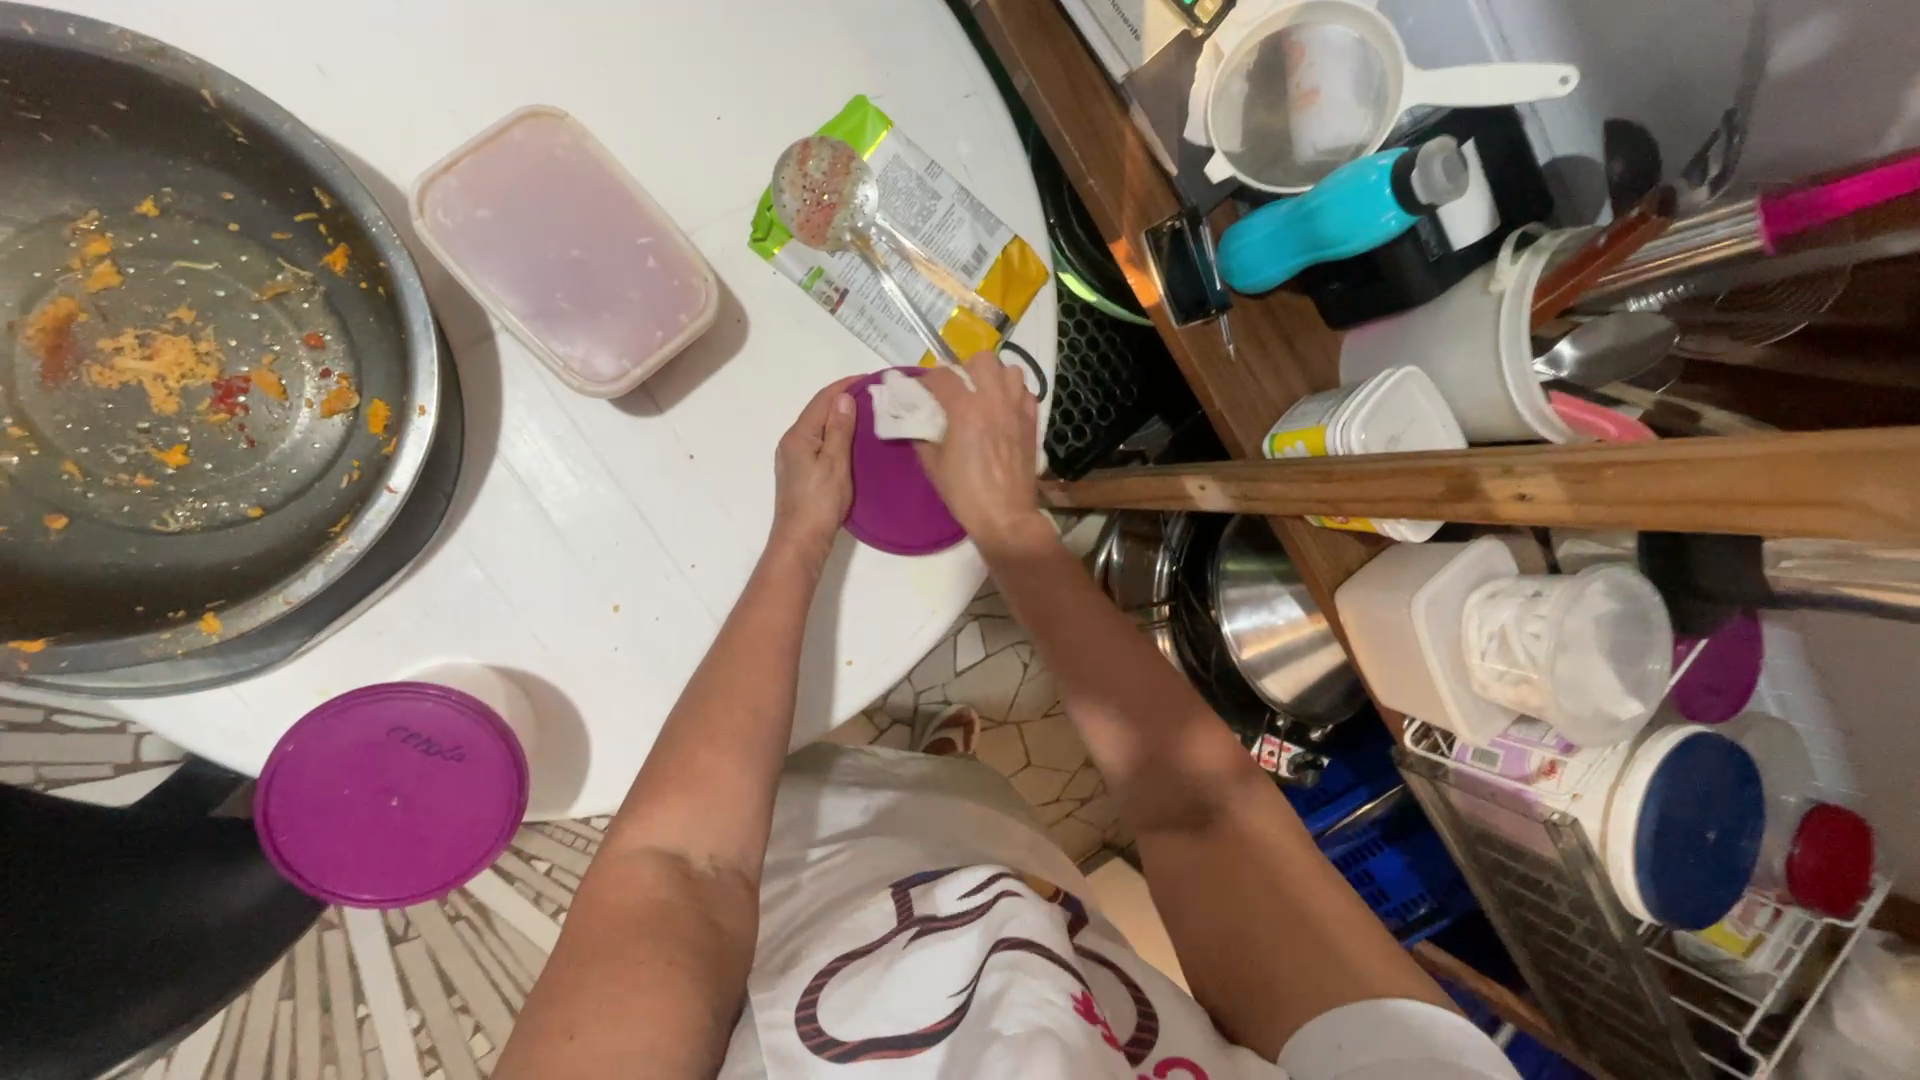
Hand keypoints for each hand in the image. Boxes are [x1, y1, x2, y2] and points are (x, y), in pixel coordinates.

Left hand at [770, 376, 858, 570]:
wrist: (801, 540)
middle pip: (818, 411)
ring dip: (840, 417)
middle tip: (874, 396)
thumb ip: (839, 429)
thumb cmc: (820, 502)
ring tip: (867, 414)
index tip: (870, 379)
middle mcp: (791, 442)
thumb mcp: (835, 462)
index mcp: (799, 435)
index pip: (822, 400)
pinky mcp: (800, 472)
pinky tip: (852, 441)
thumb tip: (843, 398)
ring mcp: (793, 458)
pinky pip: (819, 443)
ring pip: (819, 428)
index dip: (845, 385)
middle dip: (844, 399)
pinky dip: (836, 435)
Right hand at [914, 352, 1050, 555]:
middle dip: (966, 368)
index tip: (922, 389)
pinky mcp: (1032, 422)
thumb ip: (922, 436)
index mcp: (965, 410)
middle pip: (982, 360)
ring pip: (1010, 371)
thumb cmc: (965, 493)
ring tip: (985, 394)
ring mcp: (1017, 410)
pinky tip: (1004, 410)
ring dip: (995, 377)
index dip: (927, 379)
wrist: (1005, 516)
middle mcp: (994, 401)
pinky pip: (1026, 393)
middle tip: (958, 388)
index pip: (942, 376)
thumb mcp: (933, 465)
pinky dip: (1014, 395)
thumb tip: (916, 421)